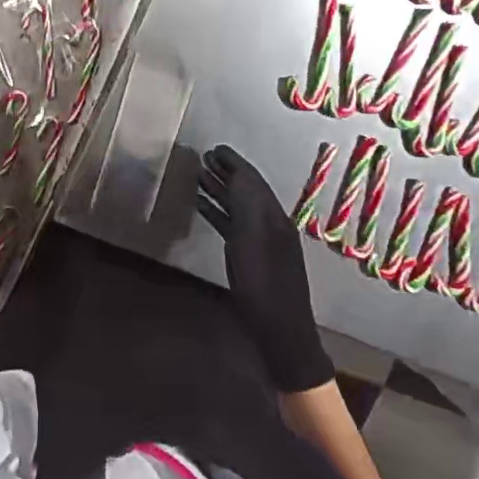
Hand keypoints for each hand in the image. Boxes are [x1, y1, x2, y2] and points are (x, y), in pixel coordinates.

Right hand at [197, 145, 332, 392]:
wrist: (280, 330)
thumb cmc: (264, 286)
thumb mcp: (253, 241)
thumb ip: (247, 205)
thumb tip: (238, 173)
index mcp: (273, 217)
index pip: (252, 180)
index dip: (234, 162)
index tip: (215, 148)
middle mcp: (270, 224)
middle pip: (245, 190)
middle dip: (226, 172)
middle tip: (204, 157)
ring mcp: (260, 241)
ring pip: (237, 206)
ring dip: (219, 190)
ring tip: (198, 176)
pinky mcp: (250, 257)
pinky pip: (231, 225)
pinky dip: (217, 212)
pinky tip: (202, 207)